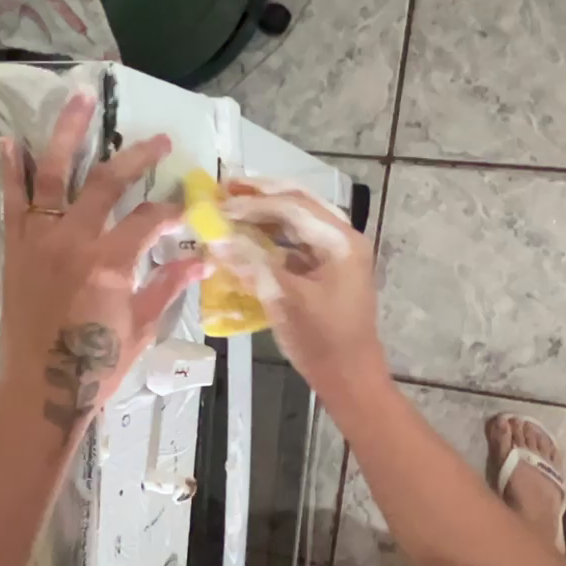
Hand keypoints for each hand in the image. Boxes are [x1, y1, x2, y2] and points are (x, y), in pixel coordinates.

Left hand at [0, 91, 204, 441]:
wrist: (40, 388)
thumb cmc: (96, 365)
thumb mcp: (142, 328)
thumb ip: (168, 286)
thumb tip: (201, 259)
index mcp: (111, 262)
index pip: (151, 220)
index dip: (174, 211)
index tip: (189, 210)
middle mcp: (74, 239)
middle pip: (109, 183)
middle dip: (138, 157)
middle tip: (159, 139)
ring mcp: (40, 239)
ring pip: (55, 174)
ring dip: (68, 133)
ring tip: (79, 98)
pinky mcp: (17, 248)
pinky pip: (13, 201)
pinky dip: (12, 169)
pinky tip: (12, 139)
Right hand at [222, 187, 390, 400]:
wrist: (350, 378)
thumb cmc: (322, 341)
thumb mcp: (284, 300)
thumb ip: (251, 264)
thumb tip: (215, 238)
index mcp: (340, 241)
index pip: (292, 207)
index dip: (253, 203)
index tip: (219, 204)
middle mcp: (343, 239)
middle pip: (300, 203)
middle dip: (262, 194)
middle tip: (226, 186)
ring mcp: (337, 255)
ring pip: (299, 221)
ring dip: (266, 213)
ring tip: (232, 207)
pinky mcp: (328, 271)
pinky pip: (298, 243)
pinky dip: (273, 237)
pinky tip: (248, 239)